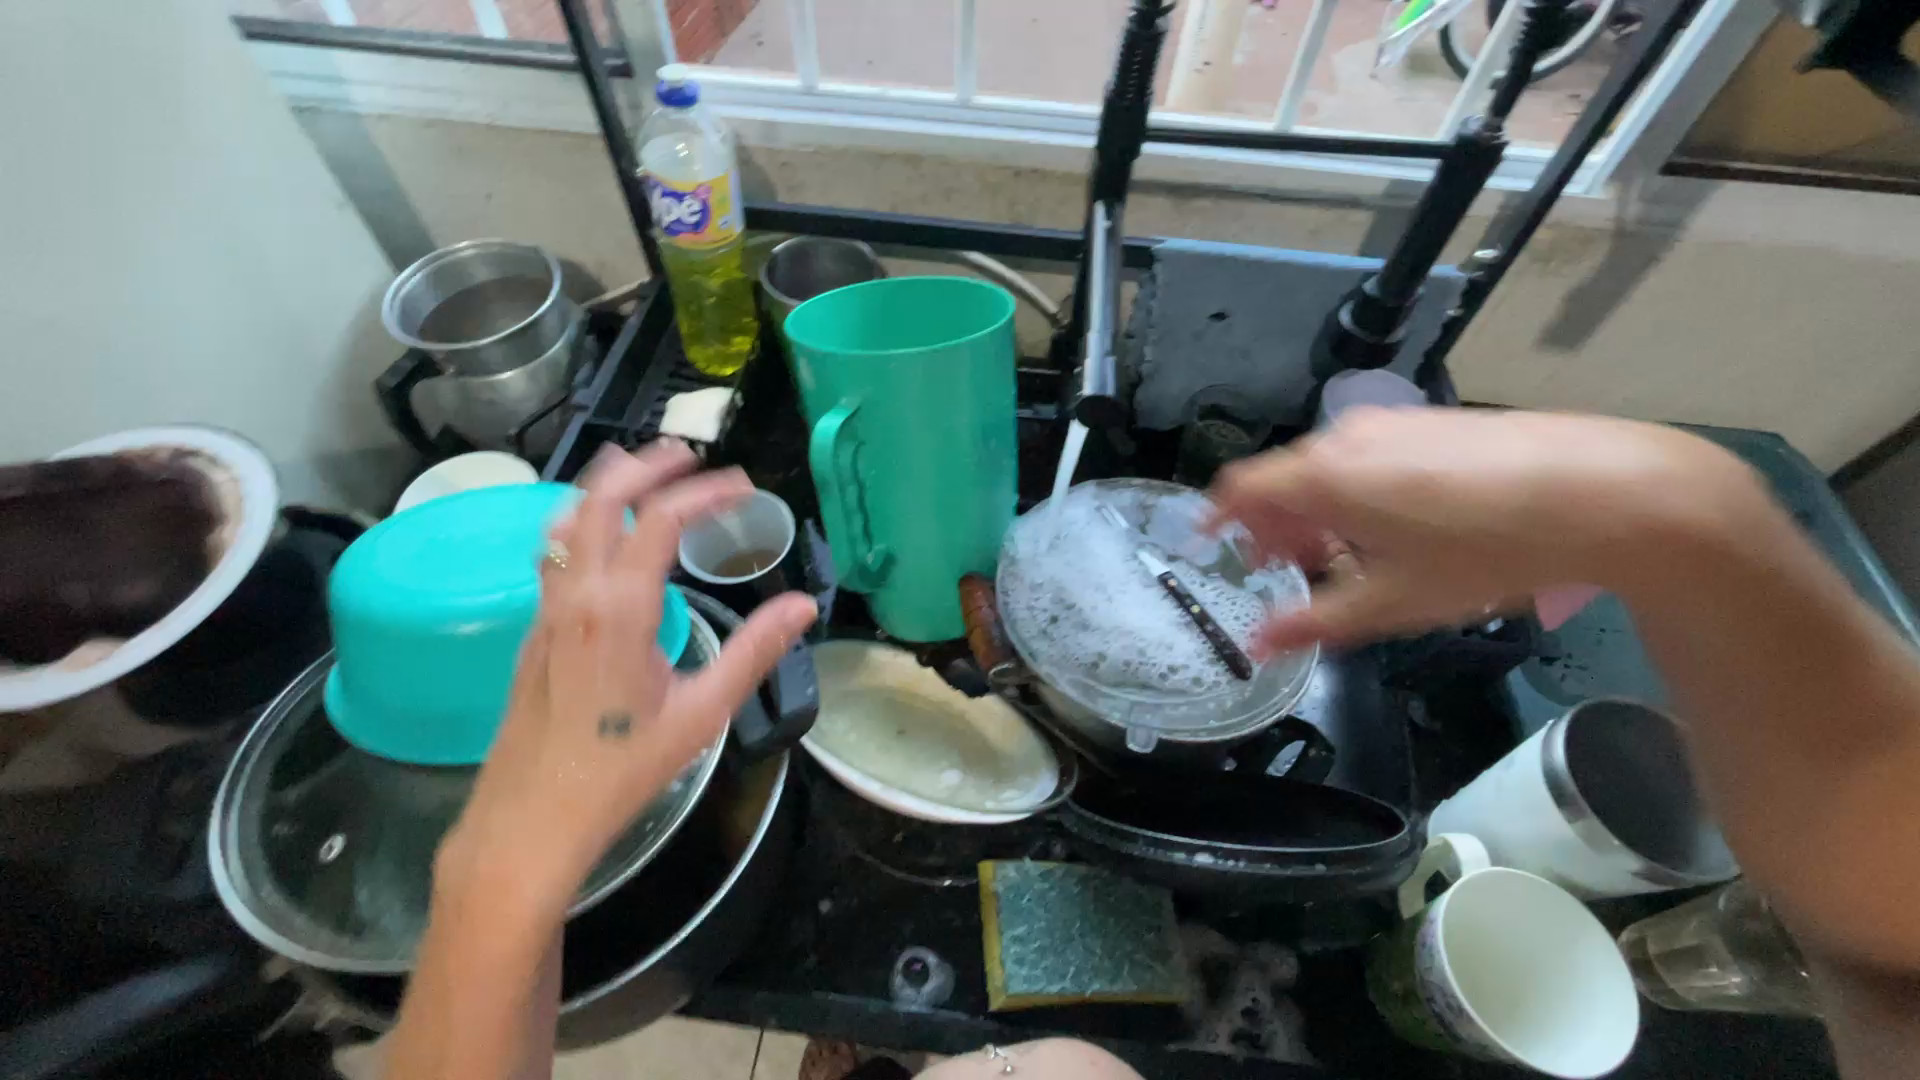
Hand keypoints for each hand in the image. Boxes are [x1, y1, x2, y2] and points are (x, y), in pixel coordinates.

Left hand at [441, 440, 816, 916]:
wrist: (530, 819)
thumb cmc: (621, 770)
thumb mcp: (703, 713)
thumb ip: (754, 652)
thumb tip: (802, 606)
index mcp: (619, 609)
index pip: (660, 521)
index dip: (704, 493)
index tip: (743, 486)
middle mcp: (575, 594)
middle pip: (600, 500)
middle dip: (644, 465)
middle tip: (687, 454)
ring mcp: (545, 610)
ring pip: (567, 521)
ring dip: (605, 486)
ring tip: (642, 471)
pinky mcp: (534, 630)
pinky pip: (556, 552)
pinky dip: (586, 520)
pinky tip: (607, 539)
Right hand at [1208, 407, 1768, 650]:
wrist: (1609, 491)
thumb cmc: (1484, 552)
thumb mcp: (1393, 601)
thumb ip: (1315, 622)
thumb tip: (1258, 643)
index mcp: (1322, 477)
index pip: (1240, 487)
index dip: (1216, 516)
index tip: (1209, 542)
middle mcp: (1345, 438)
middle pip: (1280, 477)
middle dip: (1270, 524)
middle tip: (1284, 568)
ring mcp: (1391, 423)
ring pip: (1323, 465)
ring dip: (1311, 508)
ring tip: (1339, 551)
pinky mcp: (1430, 421)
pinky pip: (1364, 454)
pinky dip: (1350, 488)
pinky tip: (1391, 523)